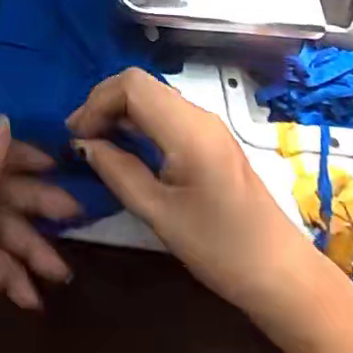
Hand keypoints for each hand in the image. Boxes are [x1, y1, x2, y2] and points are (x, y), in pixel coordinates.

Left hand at [0, 119, 76, 352]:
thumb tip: (4, 119)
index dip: (24, 160)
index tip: (57, 165)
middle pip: (0, 196)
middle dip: (36, 209)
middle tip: (74, 214)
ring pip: (1, 232)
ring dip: (31, 252)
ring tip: (59, 273)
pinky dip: (13, 277)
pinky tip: (31, 297)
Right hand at [65, 70, 304, 309]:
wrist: (278, 270)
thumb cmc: (220, 248)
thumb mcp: (160, 215)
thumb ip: (119, 172)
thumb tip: (85, 143)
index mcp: (188, 128)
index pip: (132, 84)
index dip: (97, 101)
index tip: (74, 134)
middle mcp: (198, 114)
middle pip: (141, 84)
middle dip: (104, 103)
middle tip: (78, 138)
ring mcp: (206, 123)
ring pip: (152, 95)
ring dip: (119, 110)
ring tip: (93, 142)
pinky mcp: (209, 137)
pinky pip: (165, 113)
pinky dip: (138, 120)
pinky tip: (123, 147)